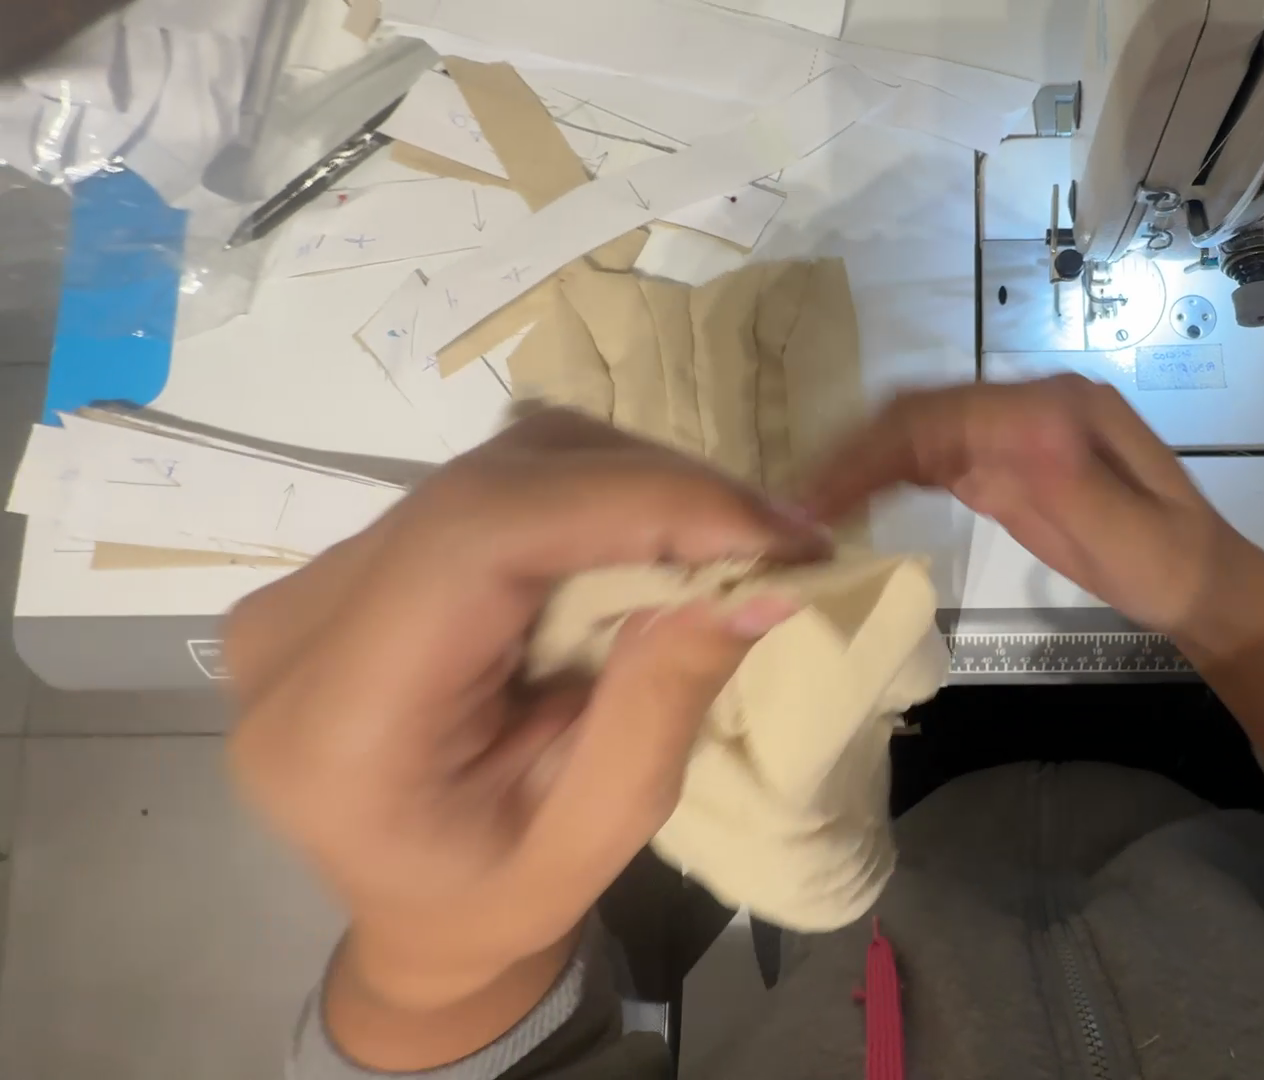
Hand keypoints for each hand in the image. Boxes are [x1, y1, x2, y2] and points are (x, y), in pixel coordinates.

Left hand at [226, 411, 823, 1017]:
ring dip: (647, 488)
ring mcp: (327, 575)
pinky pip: (515, 481)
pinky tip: (666, 539)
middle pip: (504, 480)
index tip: (777, 533)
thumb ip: (668, 699)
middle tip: (780, 537)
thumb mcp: (607, 825)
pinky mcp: (376, 555)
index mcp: (339, 720)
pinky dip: (614, 494)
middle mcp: (305, 622)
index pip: (484, 537)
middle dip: (667, 492)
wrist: (426, 903)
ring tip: (732, 542)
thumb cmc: (507, 891)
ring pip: (516, 462)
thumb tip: (767, 585)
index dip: (644, 505)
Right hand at [806, 375, 1263, 656]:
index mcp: (1059, 410)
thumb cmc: (1169, 563)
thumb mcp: (1131, 532)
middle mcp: (1031, 407)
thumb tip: (1003, 432)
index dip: (881, 447)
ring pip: (923, 432)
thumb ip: (1068, 483)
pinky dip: (893, 476)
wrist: (1195, 582)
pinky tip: (860, 499)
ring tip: (813, 502)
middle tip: (800, 499)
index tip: (823, 492)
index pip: (951, 413)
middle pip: (926, 412)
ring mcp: (1016, 435)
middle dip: (858, 450)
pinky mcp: (1007, 468)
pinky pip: (938, 459)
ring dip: (867, 462)